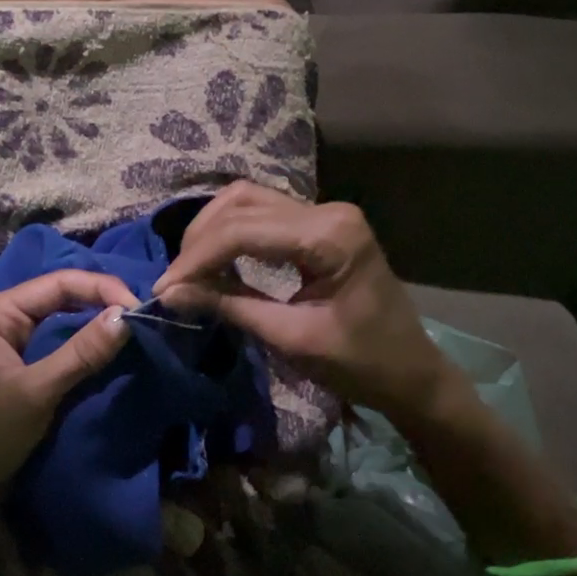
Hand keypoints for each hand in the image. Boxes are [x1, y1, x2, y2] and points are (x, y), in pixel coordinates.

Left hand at [0, 270, 138, 499]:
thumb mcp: (39, 390)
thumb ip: (81, 353)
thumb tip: (126, 316)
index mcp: (0, 309)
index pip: (59, 283)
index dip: (101, 288)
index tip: (140, 306)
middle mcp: (8, 312)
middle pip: (64, 292)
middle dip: (103, 299)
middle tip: (144, 315)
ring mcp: (18, 334)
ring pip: (67, 312)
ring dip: (100, 315)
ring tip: (137, 322)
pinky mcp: (30, 356)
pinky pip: (65, 334)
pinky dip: (90, 336)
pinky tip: (114, 341)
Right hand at [152, 182, 463, 423]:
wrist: (412, 374)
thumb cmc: (360, 363)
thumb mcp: (290, 338)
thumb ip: (229, 307)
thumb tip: (170, 294)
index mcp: (330, 236)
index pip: (243, 231)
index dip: (197, 258)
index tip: (164, 289)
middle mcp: (327, 211)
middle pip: (240, 204)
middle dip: (199, 241)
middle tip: (174, 282)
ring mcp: (325, 213)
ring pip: (246, 201)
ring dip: (210, 230)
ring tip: (190, 270)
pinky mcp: (319, 224)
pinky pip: (261, 212)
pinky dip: (230, 231)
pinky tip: (214, 259)